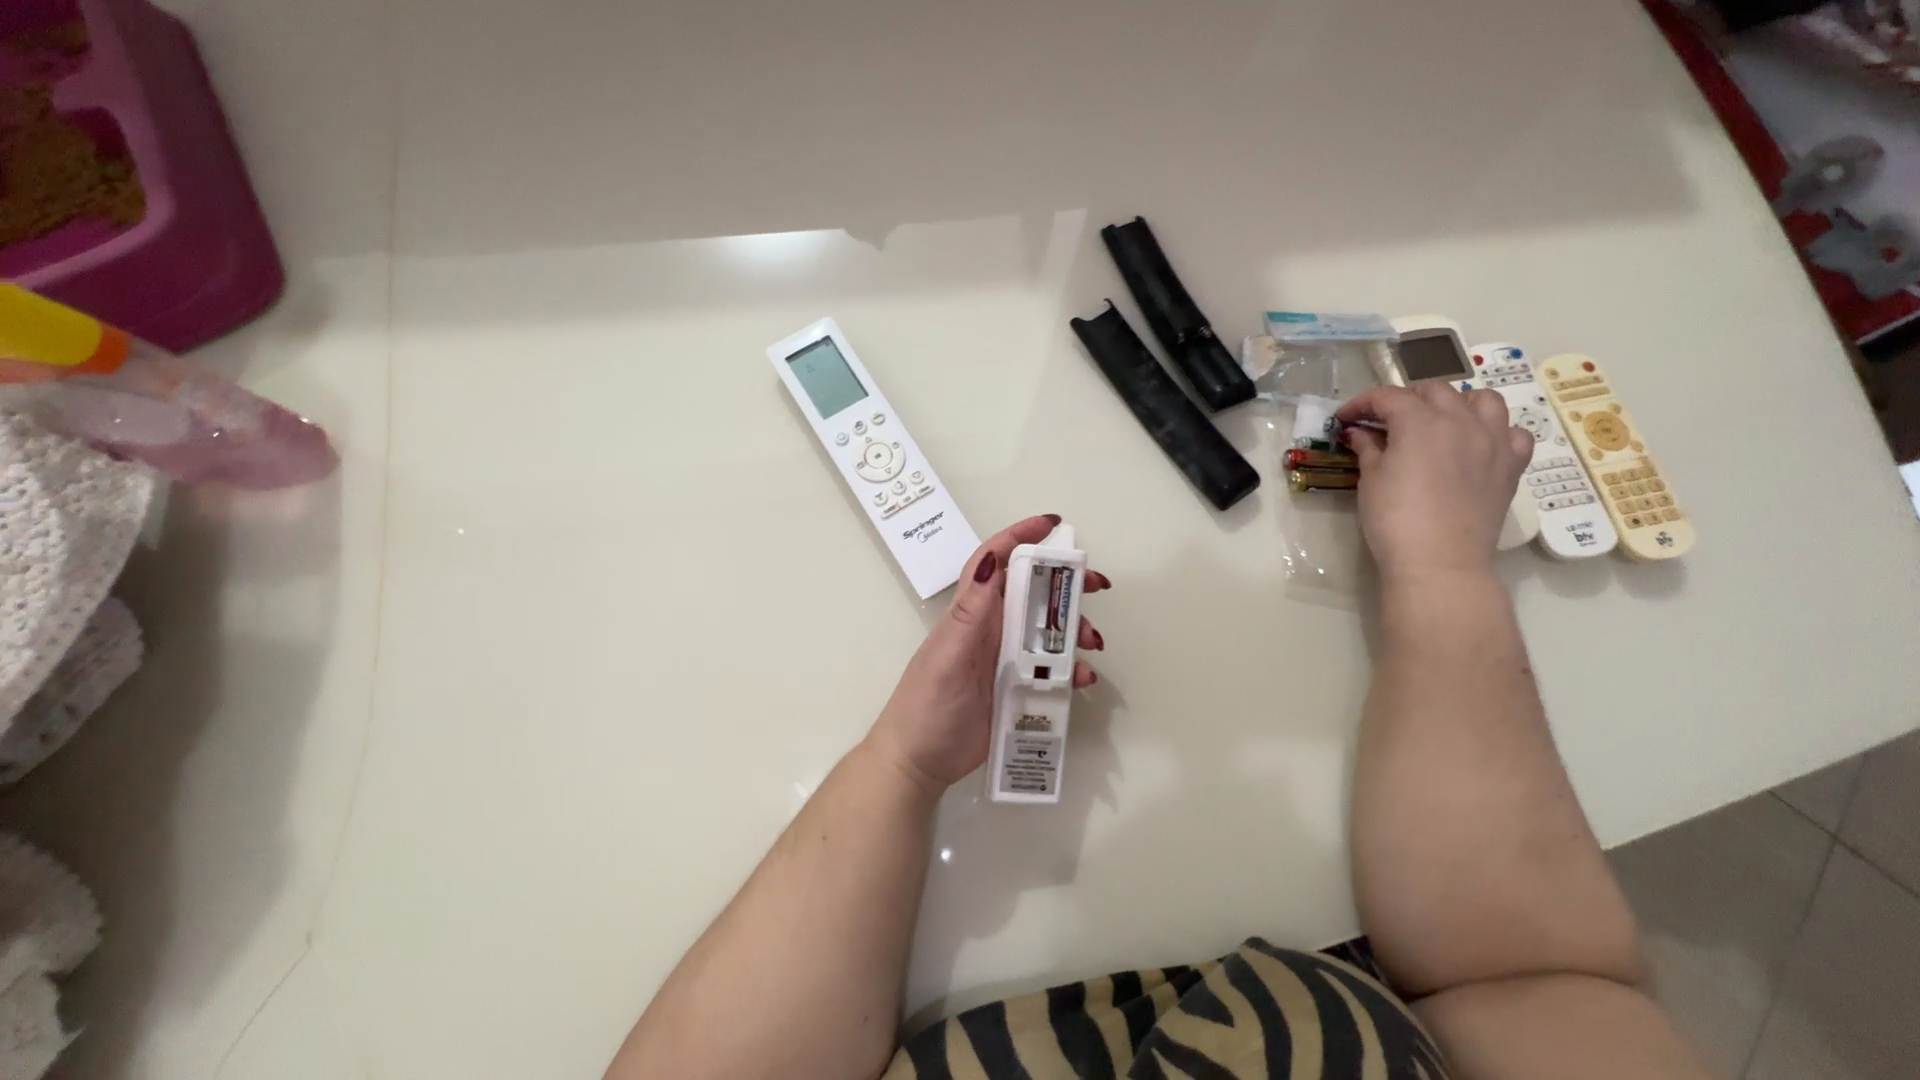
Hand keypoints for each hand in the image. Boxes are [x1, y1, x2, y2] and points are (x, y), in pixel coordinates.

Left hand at [864, 515, 1108, 795]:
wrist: (919, 763)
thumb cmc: (925, 706)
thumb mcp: (947, 656)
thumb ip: (970, 612)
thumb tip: (994, 560)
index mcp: (971, 614)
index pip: (996, 561)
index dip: (1021, 536)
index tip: (1054, 524)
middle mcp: (990, 630)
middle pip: (1033, 593)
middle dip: (1067, 584)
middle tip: (1098, 587)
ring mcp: (1005, 659)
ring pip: (1048, 631)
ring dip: (1075, 630)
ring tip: (1093, 644)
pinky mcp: (1017, 688)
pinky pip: (1052, 670)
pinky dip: (1073, 669)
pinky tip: (1084, 679)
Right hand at [1335, 383, 1531, 584]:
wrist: (1439, 562)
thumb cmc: (1394, 520)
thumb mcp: (1371, 480)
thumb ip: (1368, 448)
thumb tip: (1360, 432)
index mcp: (1420, 422)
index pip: (1387, 397)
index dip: (1361, 403)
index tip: (1345, 419)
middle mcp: (1461, 421)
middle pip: (1434, 391)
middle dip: (1406, 399)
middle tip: (1385, 420)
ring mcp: (1493, 441)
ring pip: (1483, 400)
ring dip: (1458, 403)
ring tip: (1440, 420)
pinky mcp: (1512, 465)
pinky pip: (1513, 433)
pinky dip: (1496, 431)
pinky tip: (1479, 445)